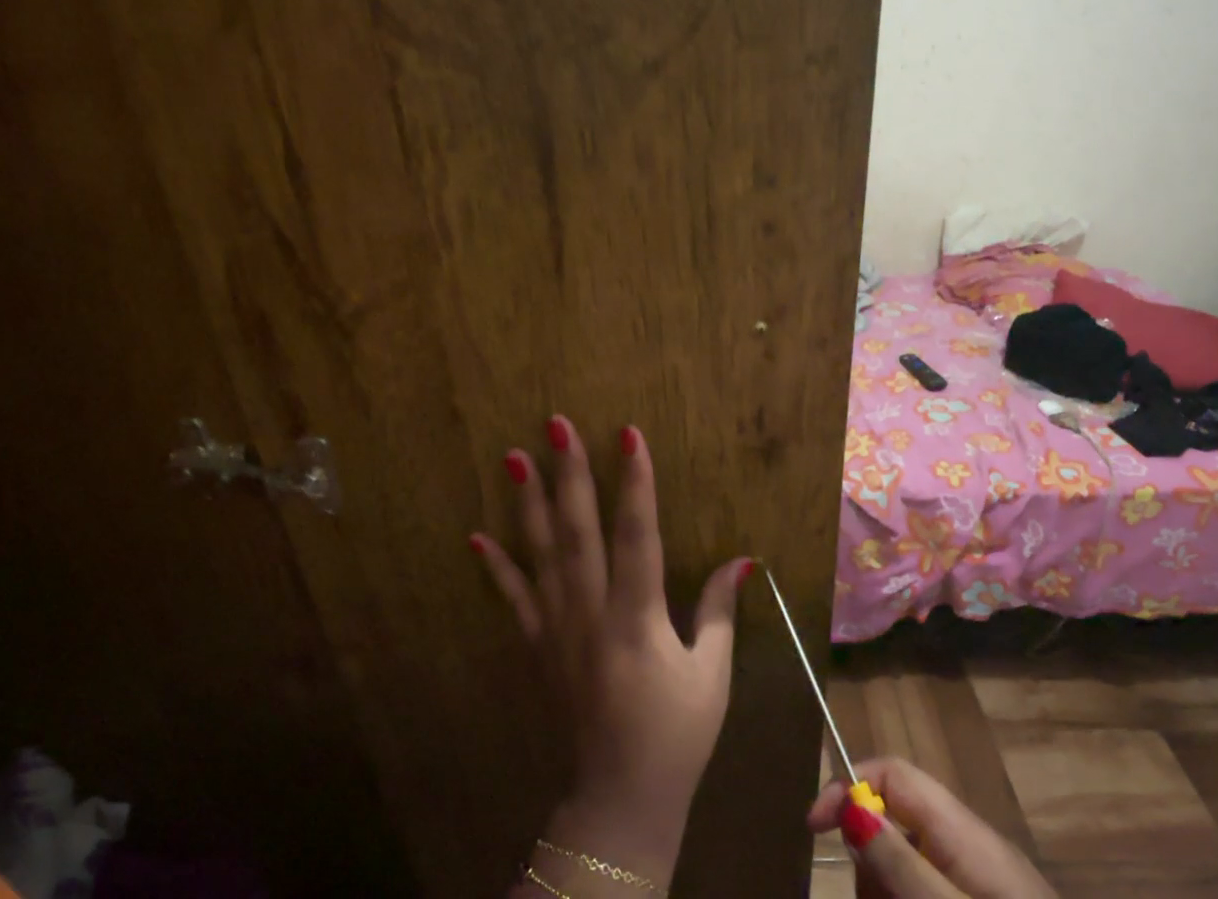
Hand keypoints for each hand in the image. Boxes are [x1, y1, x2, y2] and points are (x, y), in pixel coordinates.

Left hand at [473, 416, 750, 889]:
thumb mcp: (711, 674)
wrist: (621, 794)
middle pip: (579, 531)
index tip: (628, 434)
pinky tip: (476, 535)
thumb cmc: (677, 733)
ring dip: (527, 503)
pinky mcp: (535, 649)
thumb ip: (719, 612)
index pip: (638, 534)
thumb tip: (741, 559)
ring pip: (540, 555)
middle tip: (556, 423)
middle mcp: (591, 613)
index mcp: (639, 617)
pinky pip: (513, 600)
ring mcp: (556, 630)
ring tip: (515, 456)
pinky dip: (495, 567)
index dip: (635, 482)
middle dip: (570, 473)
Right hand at [808, 758, 1055, 898]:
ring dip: (884, 892)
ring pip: (900, 867)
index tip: (814, 828)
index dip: (847, 786)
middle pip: (890, 825)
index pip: (893, 772)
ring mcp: (971, 879)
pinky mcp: (972, 897)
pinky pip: (920, 889)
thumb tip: (851, 807)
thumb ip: (900, 863)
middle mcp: (964, 845)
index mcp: (961, 829)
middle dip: (869, 865)